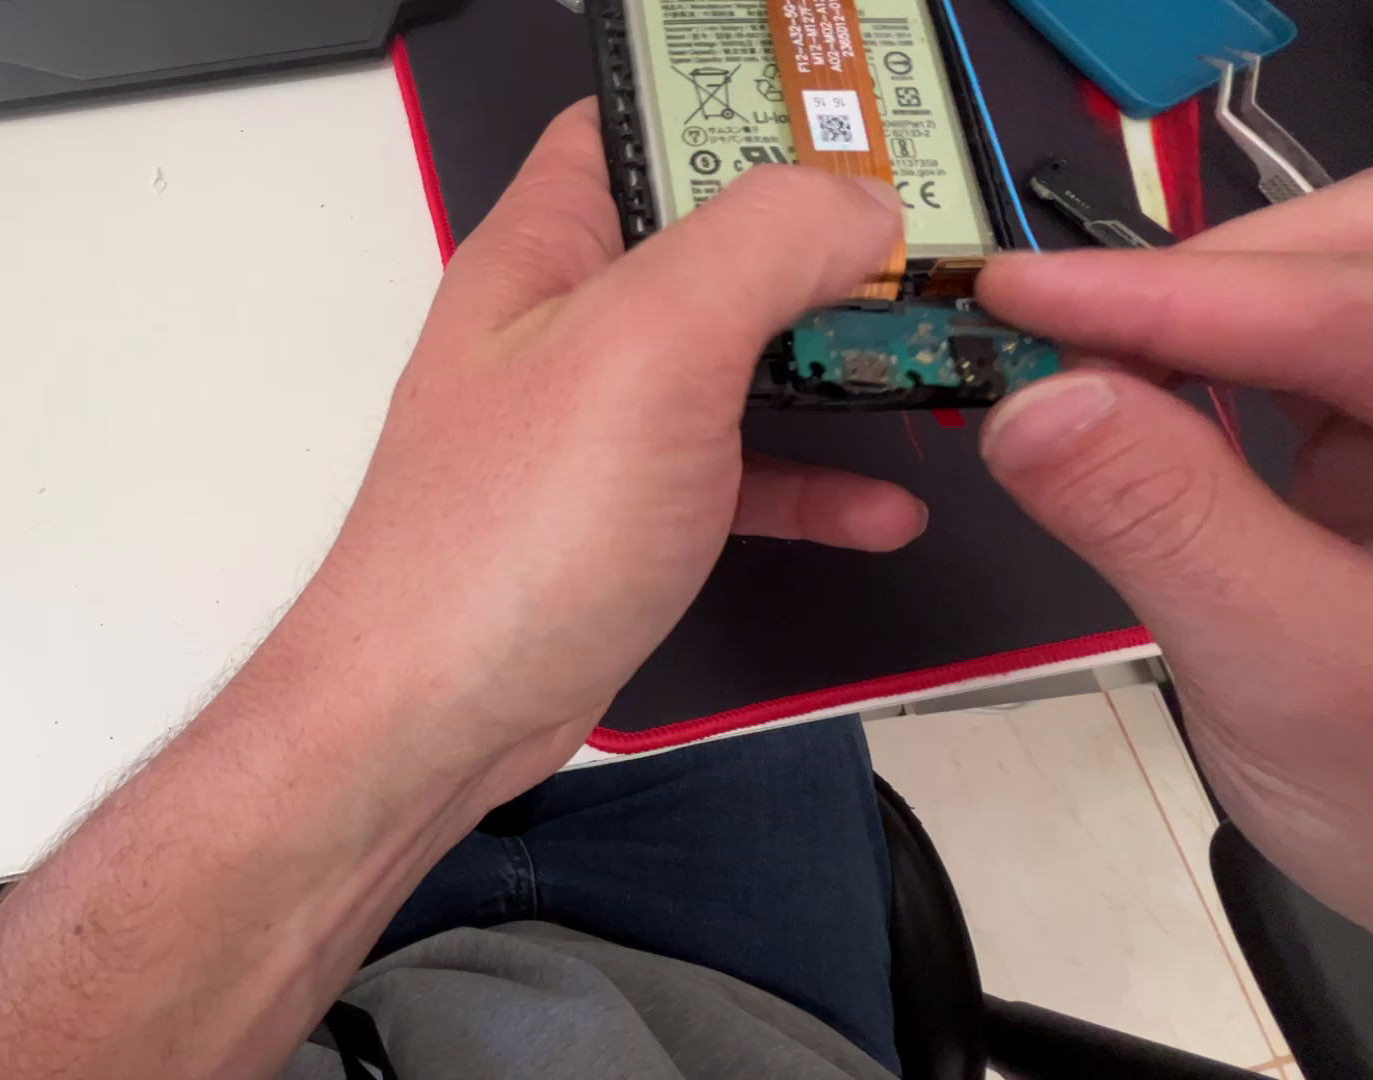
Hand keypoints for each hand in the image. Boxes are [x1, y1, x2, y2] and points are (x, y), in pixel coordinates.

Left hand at [291, 100, 919, 804]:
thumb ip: (755, 245)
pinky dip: (806, 481)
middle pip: (705, 245)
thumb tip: (853, 206)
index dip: (734, 111)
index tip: (849, 130)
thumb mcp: (643, 350)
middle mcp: (564, 335)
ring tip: (930, 366)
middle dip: (817, 244)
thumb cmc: (509, 534)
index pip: (632, 127)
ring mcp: (597, 430)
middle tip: (923, 257)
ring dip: (829, 365)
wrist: (441, 707)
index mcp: (543, 256)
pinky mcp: (624, 515)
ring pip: (731, 365)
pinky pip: (732, 475)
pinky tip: (877, 507)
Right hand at [977, 161, 1372, 941]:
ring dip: (1185, 309)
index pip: (1372, 317)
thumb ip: (1161, 526)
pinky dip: (1184, 357)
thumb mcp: (1287, 669)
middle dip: (1210, 272)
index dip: (1179, 296)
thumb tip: (1026, 409)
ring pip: (1327, 290)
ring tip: (1067, 358)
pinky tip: (1117, 390)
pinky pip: (1284, 356)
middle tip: (1056, 328)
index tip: (1014, 291)